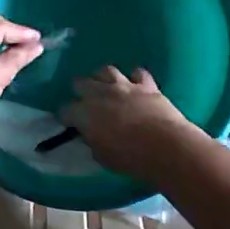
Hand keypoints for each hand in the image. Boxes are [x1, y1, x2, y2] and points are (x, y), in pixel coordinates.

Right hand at [60, 66, 200, 179]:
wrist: (165, 146)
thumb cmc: (129, 157)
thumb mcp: (102, 156)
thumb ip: (93, 141)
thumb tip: (92, 135)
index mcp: (83, 113)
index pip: (65, 110)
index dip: (66, 116)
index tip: (70, 123)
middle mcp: (99, 94)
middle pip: (80, 82)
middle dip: (80, 91)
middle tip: (86, 102)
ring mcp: (123, 86)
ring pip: (106, 70)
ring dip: (103, 78)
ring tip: (107, 87)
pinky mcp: (146, 85)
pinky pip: (138, 74)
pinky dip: (135, 79)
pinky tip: (136, 86)